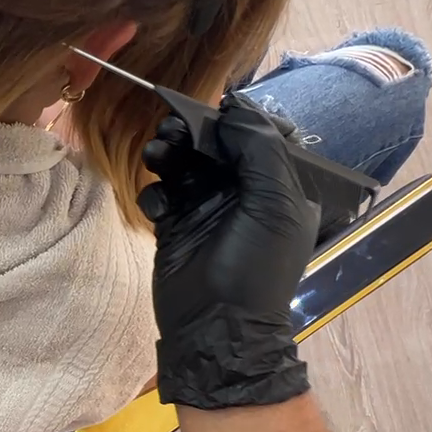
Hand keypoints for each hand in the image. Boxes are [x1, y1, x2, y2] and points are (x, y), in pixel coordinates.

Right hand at [138, 94, 320, 408]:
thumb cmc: (255, 266)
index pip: (259, 139)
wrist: (215, 326)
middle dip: (193, 135)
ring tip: (154, 153)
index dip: (237, 120)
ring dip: (168, 157)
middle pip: (214, 150)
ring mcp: (205, 212)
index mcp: (277, 187)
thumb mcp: (272, 204)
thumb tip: (236, 110)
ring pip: (183, 169)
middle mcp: (241, 195)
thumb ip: (260, 151)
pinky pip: (162, 198)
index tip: (214, 105)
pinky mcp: (174, 229)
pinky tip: (157, 203)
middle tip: (170, 126)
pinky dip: (155, 194)